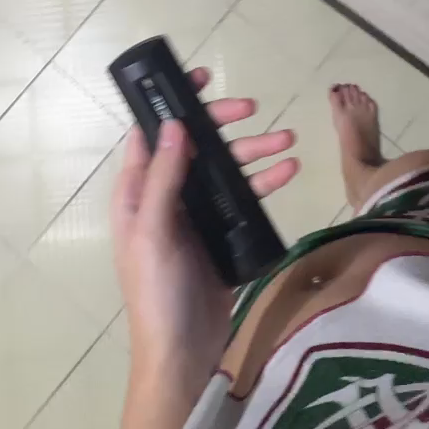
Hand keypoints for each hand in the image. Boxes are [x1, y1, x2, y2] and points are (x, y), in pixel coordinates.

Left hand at [111, 68, 298, 378]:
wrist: (184, 352)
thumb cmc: (157, 291)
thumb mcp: (153, 231)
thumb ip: (164, 178)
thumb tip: (176, 124)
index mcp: (139, 190)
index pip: (155, 132)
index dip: (175, 102)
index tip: (202, 77)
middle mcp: (167, 194)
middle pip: (198, 143)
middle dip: (223, 122)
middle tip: (251, 107)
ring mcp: (197, 212)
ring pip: (227, 167)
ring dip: (254, 150)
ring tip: (288, 139)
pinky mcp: (223, 231)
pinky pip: (246, 195)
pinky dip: (266, 180)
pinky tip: (289, 170)